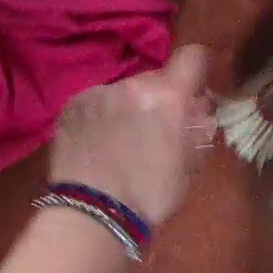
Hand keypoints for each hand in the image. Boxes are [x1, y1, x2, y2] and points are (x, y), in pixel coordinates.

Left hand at [49, 45, 214, 226]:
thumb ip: (198, 130)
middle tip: (156, 128)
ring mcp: (99, 92)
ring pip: (124, 91)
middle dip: (160, 97)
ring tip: (121, 141)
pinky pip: (97, 102)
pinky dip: (102, 116)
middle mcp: (133, 84)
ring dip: (129, 107)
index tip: (195, 87)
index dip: (197, 67)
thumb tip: (200, 109)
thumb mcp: (188, 166)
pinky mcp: (72, 105)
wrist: (92, 216)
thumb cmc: (150, 196)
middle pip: (155, 78)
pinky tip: (97, 144)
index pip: (192, 56)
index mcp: (168, 96)